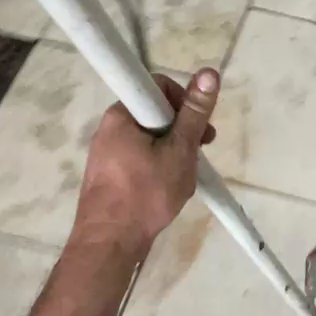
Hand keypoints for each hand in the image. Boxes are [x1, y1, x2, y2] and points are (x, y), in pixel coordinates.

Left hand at [72, 69, 220, 254]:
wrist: (110, 244)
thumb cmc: (146, 194)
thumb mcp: (180, 151)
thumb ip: (195, 113)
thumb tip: (209, 72)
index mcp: (122, 114)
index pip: (159, 87)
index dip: (184, 101)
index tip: (199, 127)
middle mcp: (109, 127)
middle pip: (156, 112)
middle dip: (183, 129)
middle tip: (200, 152)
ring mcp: (106, 151)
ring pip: (150, 136)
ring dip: (173, 149)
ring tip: (185, 175)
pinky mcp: (108, 172)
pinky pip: (140, 155)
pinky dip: (158, 163)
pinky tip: (167, 186)